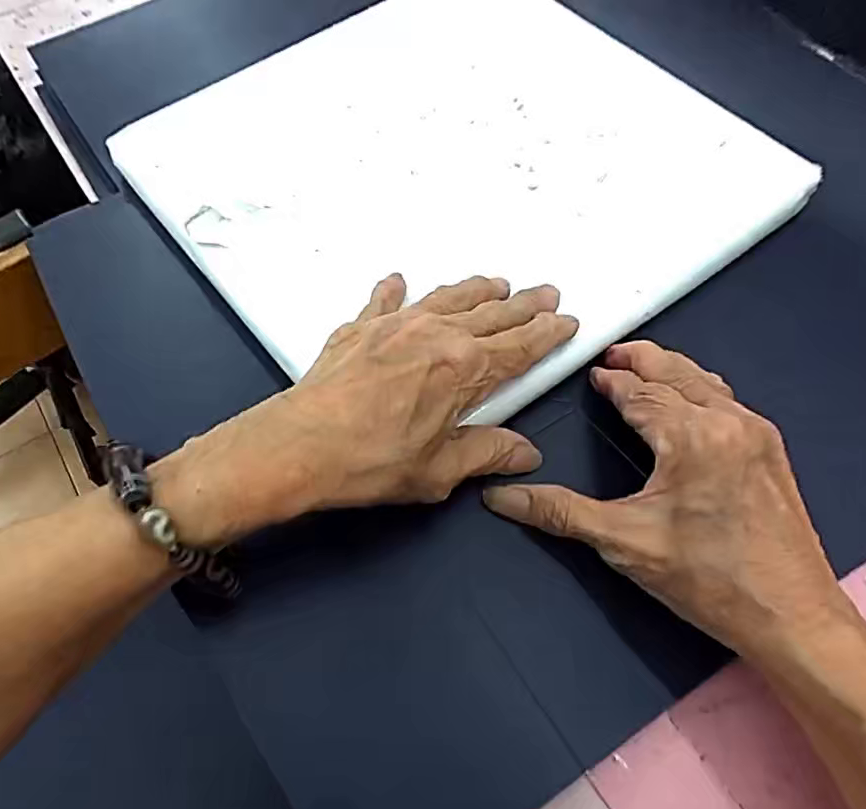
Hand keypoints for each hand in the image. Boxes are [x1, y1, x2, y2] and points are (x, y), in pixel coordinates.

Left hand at [155, 273, 577, 544]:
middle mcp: (436, 337)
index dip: (547, 335)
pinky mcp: (358, 330)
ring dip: (476, 290)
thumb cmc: (367, 462)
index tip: (565, 322)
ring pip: (448, 297)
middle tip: (545, 294)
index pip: (520, 347)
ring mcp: (395, 327)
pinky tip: (400, 280)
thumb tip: (523, 453)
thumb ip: (485, 454)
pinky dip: (395, 290)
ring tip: (496, 283)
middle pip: (492, 314)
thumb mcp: (437, 471)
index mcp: (465, 371)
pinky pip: (383, 301)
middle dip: (524, 306)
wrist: (299, 446)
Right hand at [482, 342, 852, 656]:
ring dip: (674, 370)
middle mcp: (732, 426)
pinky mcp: (770, 457)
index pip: (641, 394)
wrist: (787, 613)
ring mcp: (758, 439)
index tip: (595, 374)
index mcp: (693, 438)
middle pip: (679, 374)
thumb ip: (559, 512)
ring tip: (648, 367)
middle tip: (618, 352)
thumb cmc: (714, 579)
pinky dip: (701, 391)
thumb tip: (507, 498)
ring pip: (709, 385)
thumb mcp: (621, 542)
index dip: (612, 382)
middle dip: (644, 358)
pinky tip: (692, 404)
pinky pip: (730, 404)